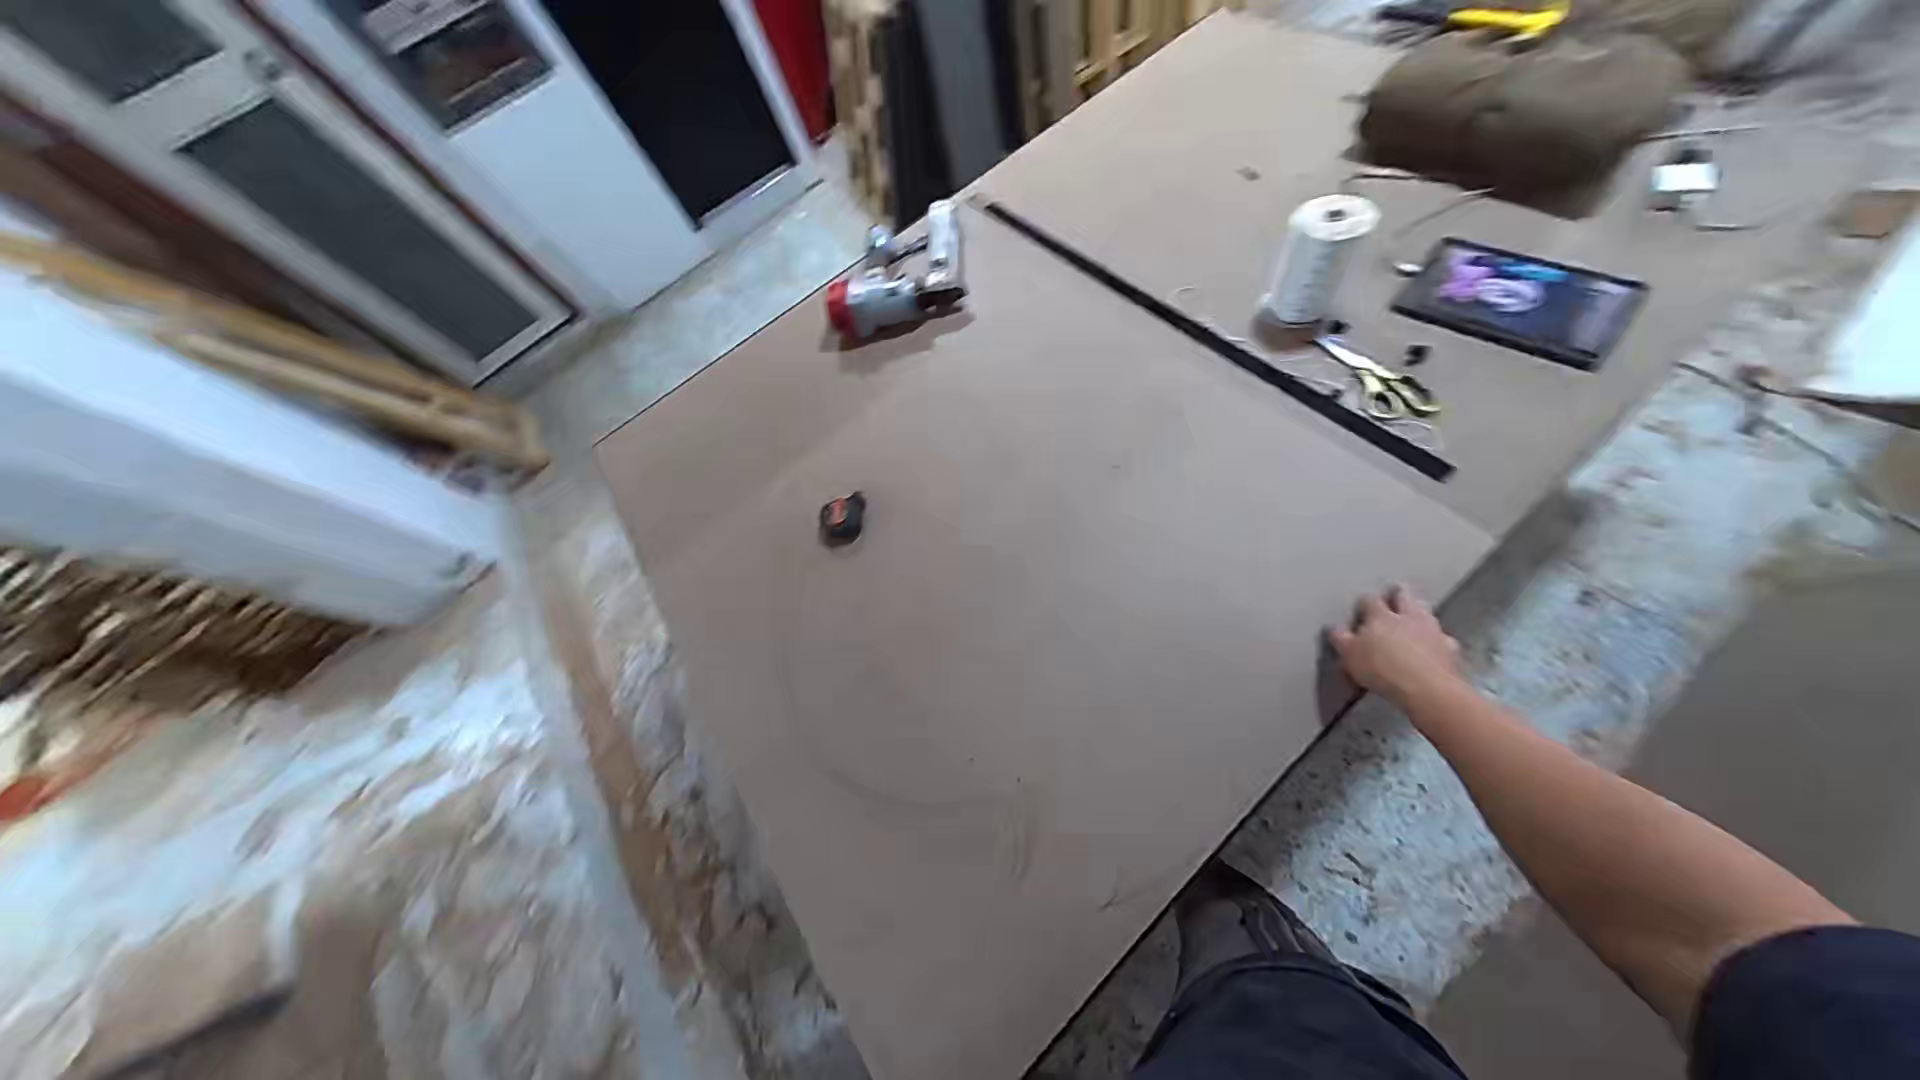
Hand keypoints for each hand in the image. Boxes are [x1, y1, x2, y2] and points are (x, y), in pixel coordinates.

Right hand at [1329, 586, 1465, 708]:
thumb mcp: (1349, 655)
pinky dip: (1439, 640)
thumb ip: (1341, 639)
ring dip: (1420, 613)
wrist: (1427, 689)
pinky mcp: (1450, 649)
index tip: (1361, 605)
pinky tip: (1436, 646)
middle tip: (1395, 593)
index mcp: (1380, 617)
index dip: (1364, 602)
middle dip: (1398, 595)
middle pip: (1404, 598)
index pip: (1370, 601)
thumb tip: (1333, 628)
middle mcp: (1408, 617)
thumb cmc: (1381, 669)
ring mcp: (1432, 631)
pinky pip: (1444, 639)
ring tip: (1416, 616)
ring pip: (1427, 614)